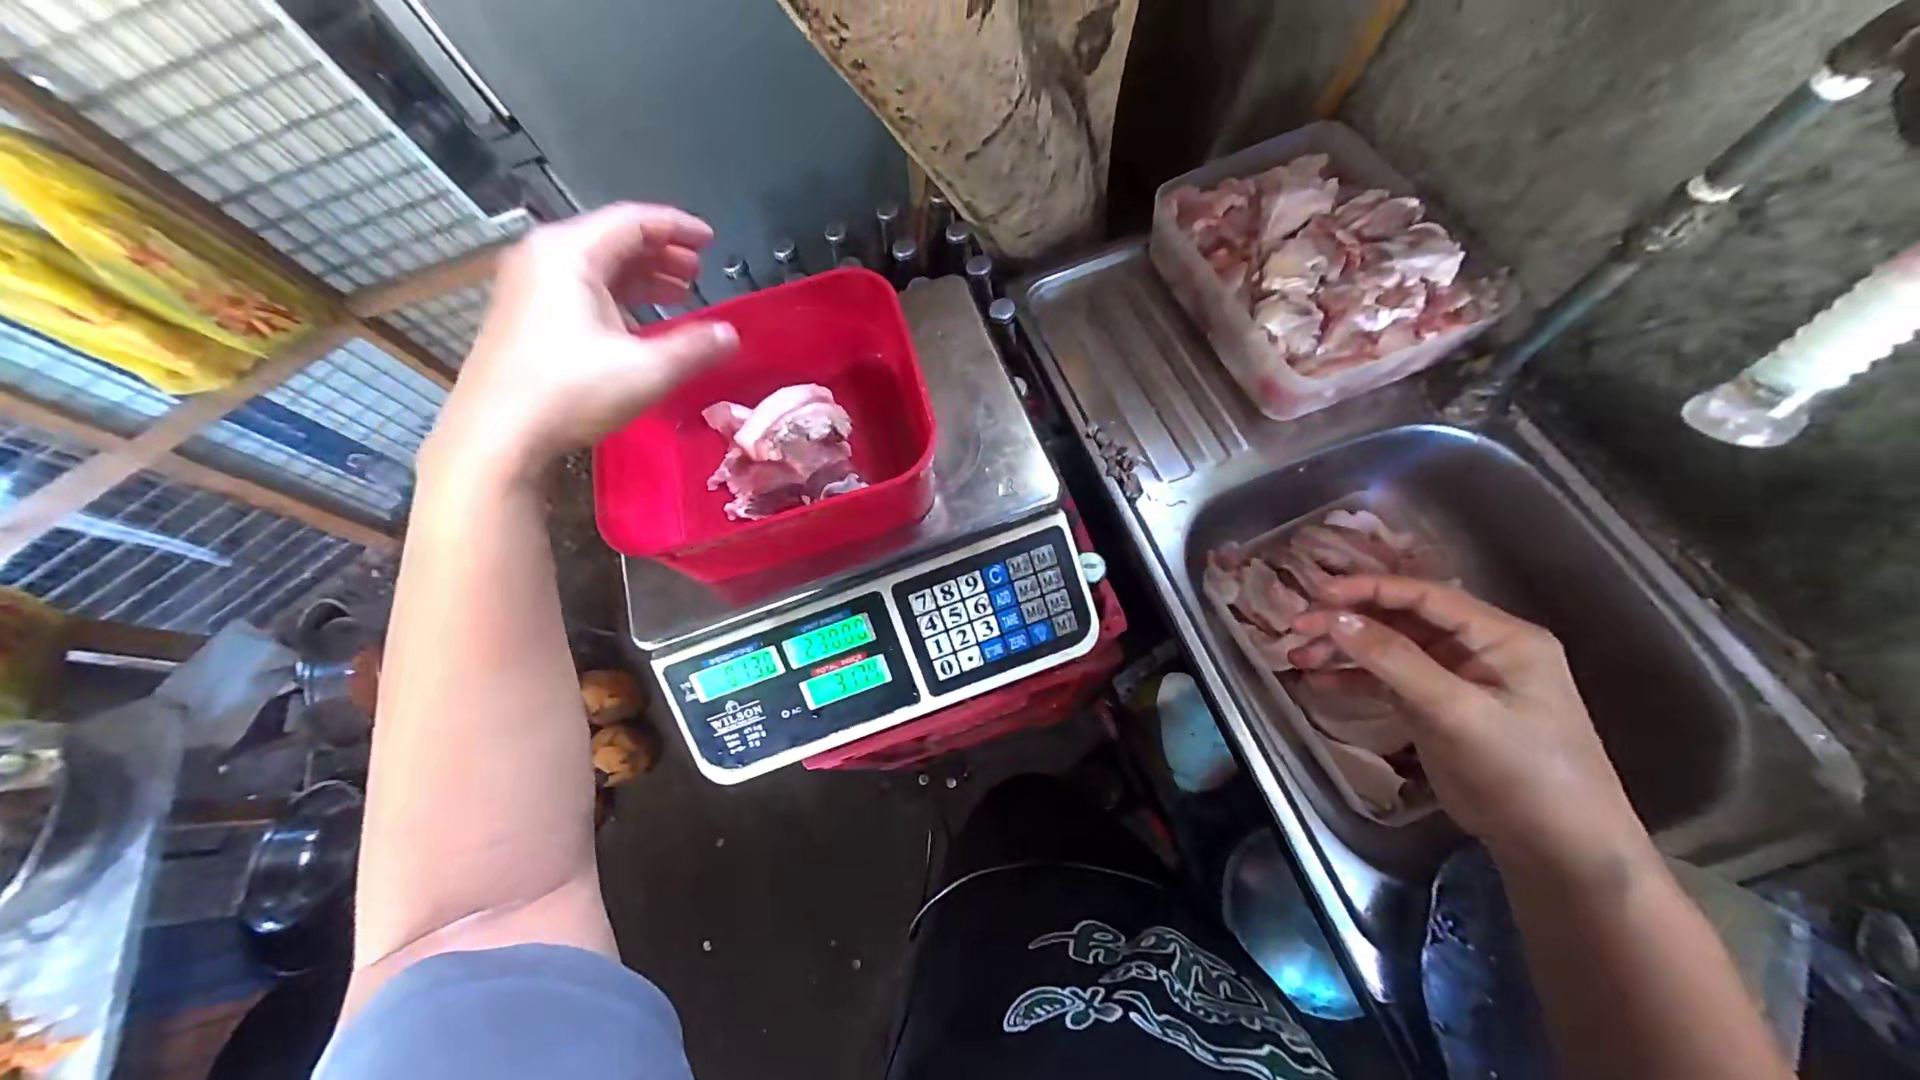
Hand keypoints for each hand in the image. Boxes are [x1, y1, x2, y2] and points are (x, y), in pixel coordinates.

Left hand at [427, 203, 739, 480]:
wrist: (498, 435)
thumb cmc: (570, 393)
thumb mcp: (647, 371)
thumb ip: (696, 348)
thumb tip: (730, 335)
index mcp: (569, 254)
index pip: (632, 221)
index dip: (677, 227)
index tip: (709, 240)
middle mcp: (543, 259)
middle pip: (612, 240)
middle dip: (662, 254)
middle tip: (698, 272)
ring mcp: (529, 287)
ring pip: (596, 267)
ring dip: (641, 277)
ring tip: (679, 294)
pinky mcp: (525, 317)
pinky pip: (580, 290)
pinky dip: (617, 297)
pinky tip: (640, 323)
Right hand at [1289, 577, 1653, 877]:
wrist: (1558, 849)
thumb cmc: (1522, 771)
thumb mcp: (1457, 710)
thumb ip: (1394, 659)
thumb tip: (1334, 617)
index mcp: (1500, 636)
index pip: (1424, 596)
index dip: (1368, 588)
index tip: (1317, 593)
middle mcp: (1477, 648)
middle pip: (1400, 619)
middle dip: (1347, 621)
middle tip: (1298, 628)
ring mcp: (1454, 678)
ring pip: (1387, 649)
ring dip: (1343, 650)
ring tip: (1298, 656)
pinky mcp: (1436, 707)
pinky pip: (1386, 680)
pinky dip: (1353, 678)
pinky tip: (1318, 680)